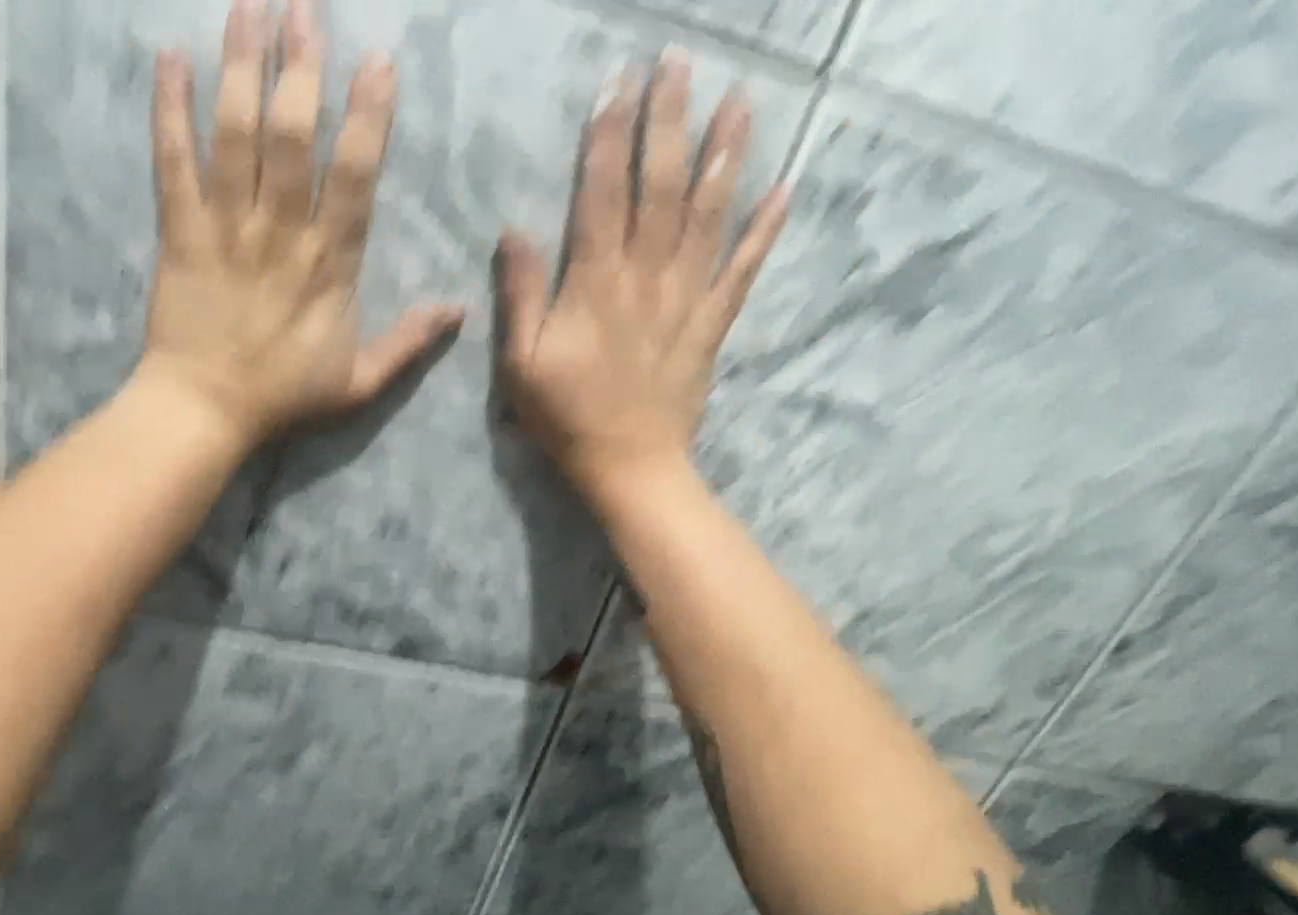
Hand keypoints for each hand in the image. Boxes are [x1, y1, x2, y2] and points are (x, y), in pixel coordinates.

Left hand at [138, 0, 462, 445]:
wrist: (204, 411)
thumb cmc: (286, 396)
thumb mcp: (362, 381)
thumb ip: (409, 342)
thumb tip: (460, 310)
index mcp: (330, 265)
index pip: (355, 177)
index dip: (368, 117)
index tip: (378, 62)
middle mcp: (281, 232)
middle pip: (293, 136)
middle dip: (301, 67)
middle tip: (304, 8)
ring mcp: (226, 227)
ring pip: (236, 136)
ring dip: (241, 67)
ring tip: (248, 7)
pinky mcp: (178, 232)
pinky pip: (173, 163)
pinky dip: (169, 110)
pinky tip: (170, 57)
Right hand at [496, 48, 789, 495]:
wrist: (630, 467)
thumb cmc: (566, 418)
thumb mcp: (521, 364)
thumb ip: (519, 297)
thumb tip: (513, 231)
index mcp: (593, 285)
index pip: (600, 195)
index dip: (607, 136)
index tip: (617, 83)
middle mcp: (645, 279)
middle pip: (659, 188)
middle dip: (668, 122)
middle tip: (680, 64)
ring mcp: (686, 299)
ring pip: (707, 217)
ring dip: (723, 156)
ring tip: (739, 101)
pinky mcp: (712, 324)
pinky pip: (742, 271)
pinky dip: (764, 231)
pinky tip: (784, 189)